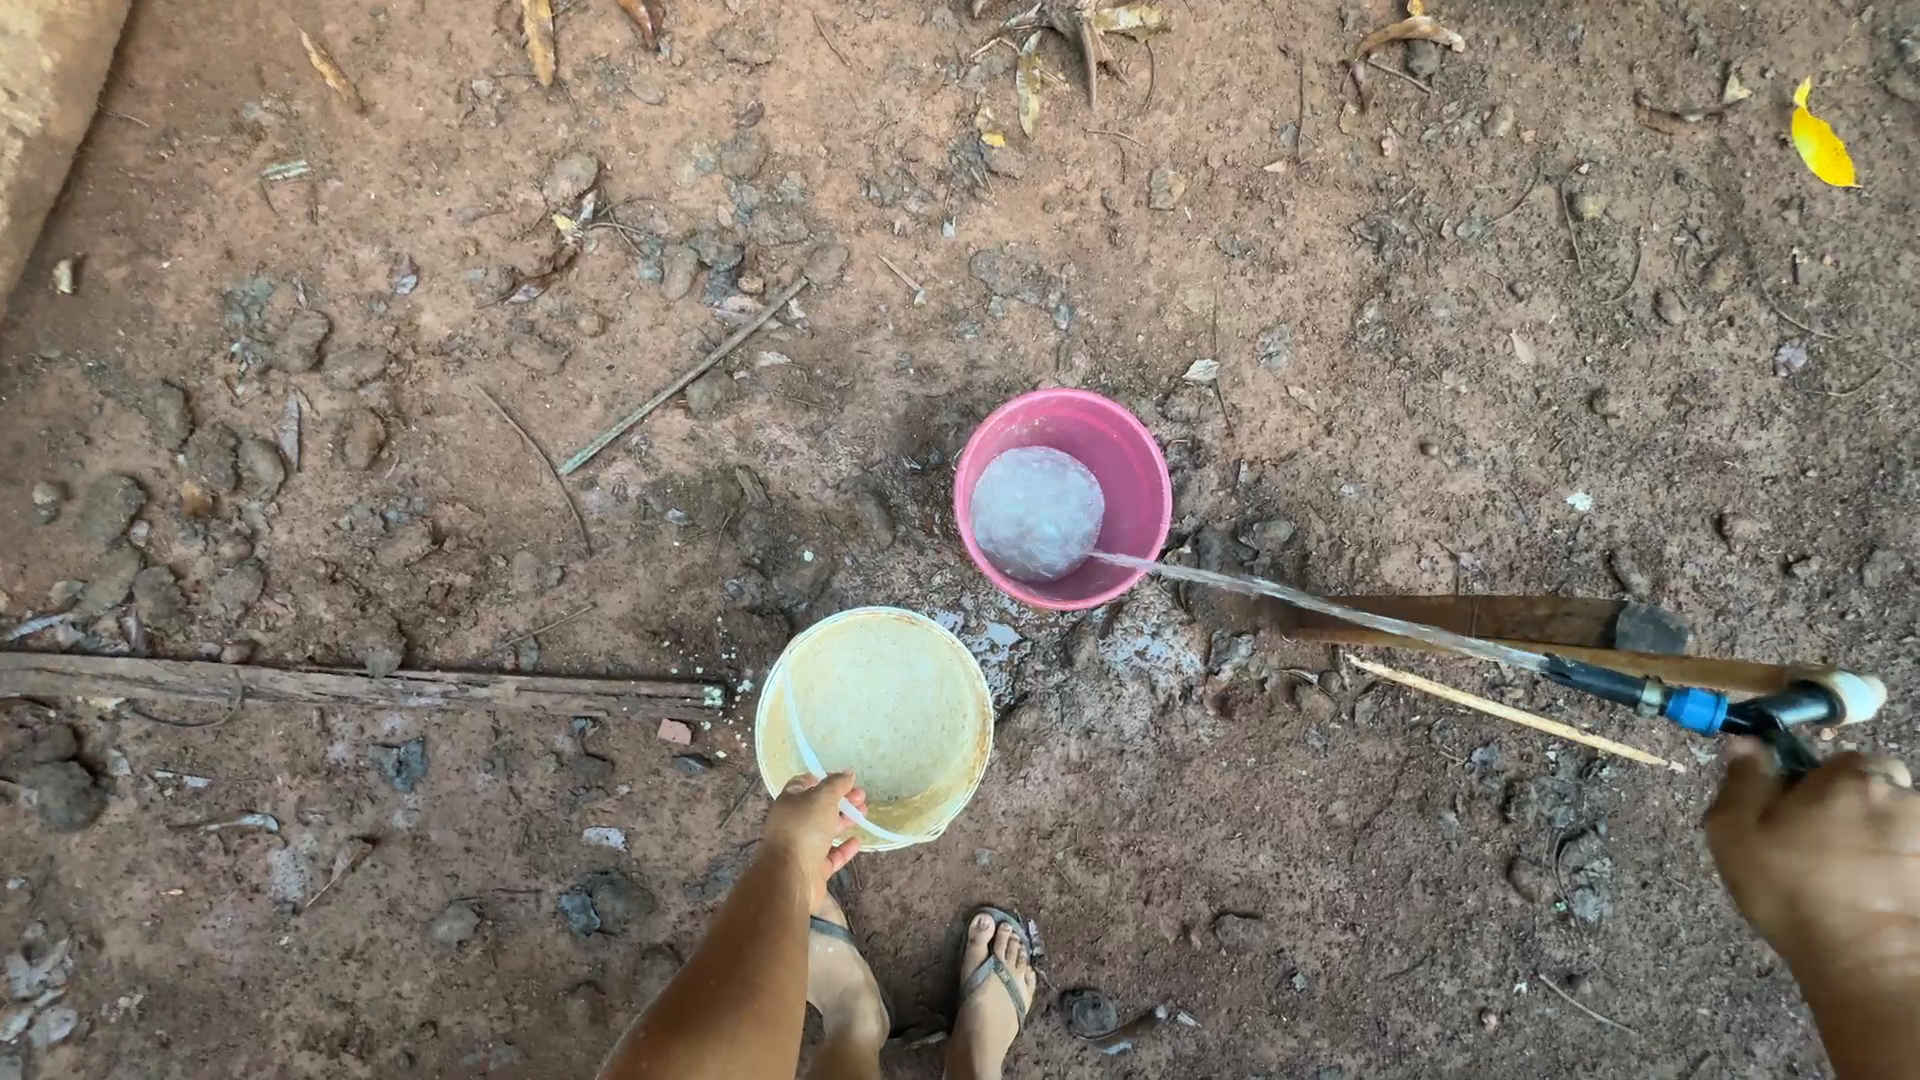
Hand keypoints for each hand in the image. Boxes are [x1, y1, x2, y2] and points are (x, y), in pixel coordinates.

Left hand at [763, 772, 866, 906]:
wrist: (791, 877)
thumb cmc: (803, 830)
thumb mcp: (822, 798)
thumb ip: (836, 784)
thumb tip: (848, 772)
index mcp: (789, 802)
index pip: (804, 783)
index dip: (823, 778)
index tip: (843, 779)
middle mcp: (794, 823)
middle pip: (819, 807)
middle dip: (841, 800)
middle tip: (861, 797)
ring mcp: (803, 846)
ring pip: (826, 830)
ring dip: (845, 820)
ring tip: (864, 814)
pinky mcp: (813, 868)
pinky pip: (831, 855)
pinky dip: (844, 847)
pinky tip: (857, 841)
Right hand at [1704, 738, 1919, 989]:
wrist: (1870, 962)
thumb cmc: (1789, 885)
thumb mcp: (1734, 828)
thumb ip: (1742, 780)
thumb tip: (1747, 743)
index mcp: (1850, 782)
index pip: (1844, 759)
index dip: (1818, 778)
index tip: (1792, 805)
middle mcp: (1905, 803)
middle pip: (1878, 792)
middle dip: (1850, 807)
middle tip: (1813, 841)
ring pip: (1896, 826)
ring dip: (1873, 838)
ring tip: (1842, 873)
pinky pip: (1908, 857)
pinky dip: (1891, 868)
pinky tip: (1868, 892)